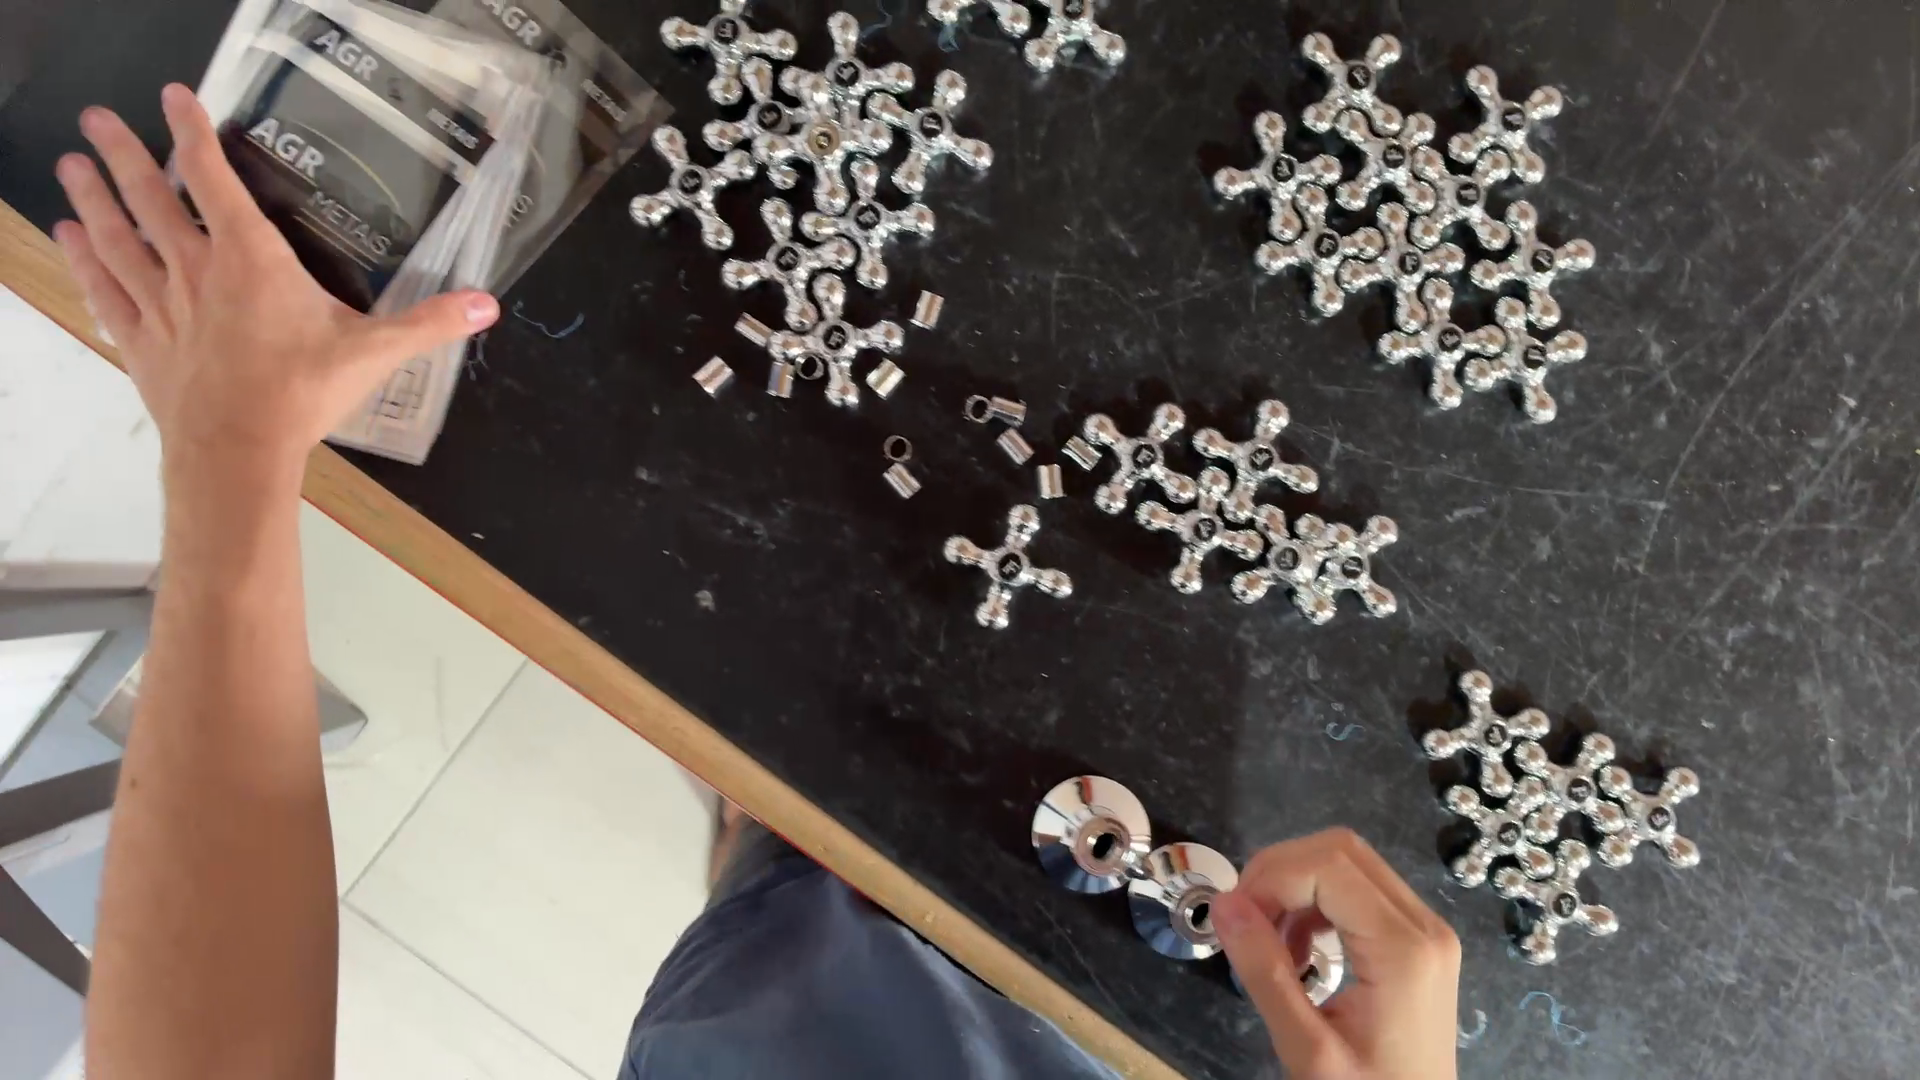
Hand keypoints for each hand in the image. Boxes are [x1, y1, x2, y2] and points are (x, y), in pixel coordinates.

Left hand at [51, 83, 498, 488]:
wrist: (238, 444)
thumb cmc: (306, 390)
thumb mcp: (378, 352)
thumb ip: (430, 323)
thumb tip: (487, 304)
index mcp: (252, 262)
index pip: (215, 182)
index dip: (193, 134)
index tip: (176, 96)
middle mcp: (195, 268)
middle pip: (151, 199)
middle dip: (124, 154)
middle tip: (98, 116)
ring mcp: (159, 301)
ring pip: (116, 234)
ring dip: (92, 194)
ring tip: (72, 161)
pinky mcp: (139, 335)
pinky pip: (104, 284)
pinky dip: (82, 255)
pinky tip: (68, 233)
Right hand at [1212, 828, 1460, 1079]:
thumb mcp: (1308, 1050)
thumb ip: (1265, 972)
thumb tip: (1222, 902)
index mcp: (1404, 951)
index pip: (1327, 866)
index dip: (1271, 877)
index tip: (1236, 918)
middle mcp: (1423, 927)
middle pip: (1338, 850)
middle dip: (1278, 871)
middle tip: (1245, 918)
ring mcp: (1423, 931)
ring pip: (1344, 861)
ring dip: (1292, 883)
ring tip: (1266, 936)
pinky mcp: (1414, 940)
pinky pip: (1354, 886)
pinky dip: (1311, 900)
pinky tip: (1295, 945)